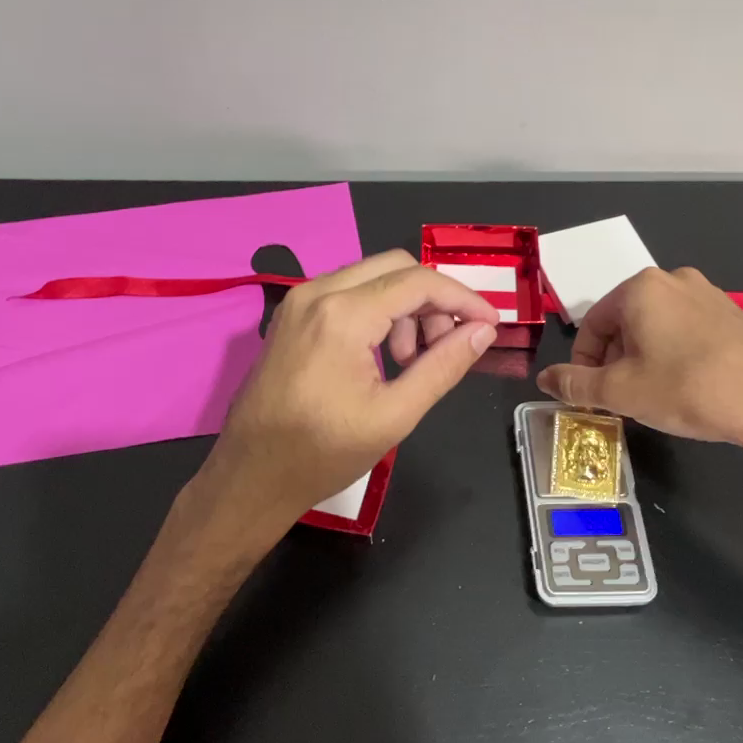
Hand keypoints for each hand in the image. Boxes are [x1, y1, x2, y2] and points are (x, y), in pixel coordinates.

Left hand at [196, 250, 500, 528]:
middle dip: (432, 300)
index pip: (418, 281)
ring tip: (408, 361)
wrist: (253, 475)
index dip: (462, 299)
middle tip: (446, 346)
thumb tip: (482, 332)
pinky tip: (381, 357)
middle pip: (394, 267)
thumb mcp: (394, 415)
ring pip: (369, 278)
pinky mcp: (290, 317)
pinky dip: (374, 313)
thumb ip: (442, 366)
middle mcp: (316, 293)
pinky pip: (344, 294)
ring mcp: (298, 302)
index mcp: (342, 315)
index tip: (489, 325)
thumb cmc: (323, 453)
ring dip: (403, 307)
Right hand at [535, 267, 742, 457]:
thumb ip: (574, 383)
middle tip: (620, 396)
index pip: (592, 324)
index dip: (584, 362)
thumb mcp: (619, 391)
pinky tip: (683, 385)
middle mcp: (673, 279)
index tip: (590, 393)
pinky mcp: (733, 313)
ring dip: (642, 357)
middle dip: (614, 359)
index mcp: (640, 288)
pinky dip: (672, 354)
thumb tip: (544, 378)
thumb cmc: (685, 390)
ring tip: (651, 394)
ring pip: (655, 326)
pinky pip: (685, 330)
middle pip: (623, 322)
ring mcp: (708, 294)